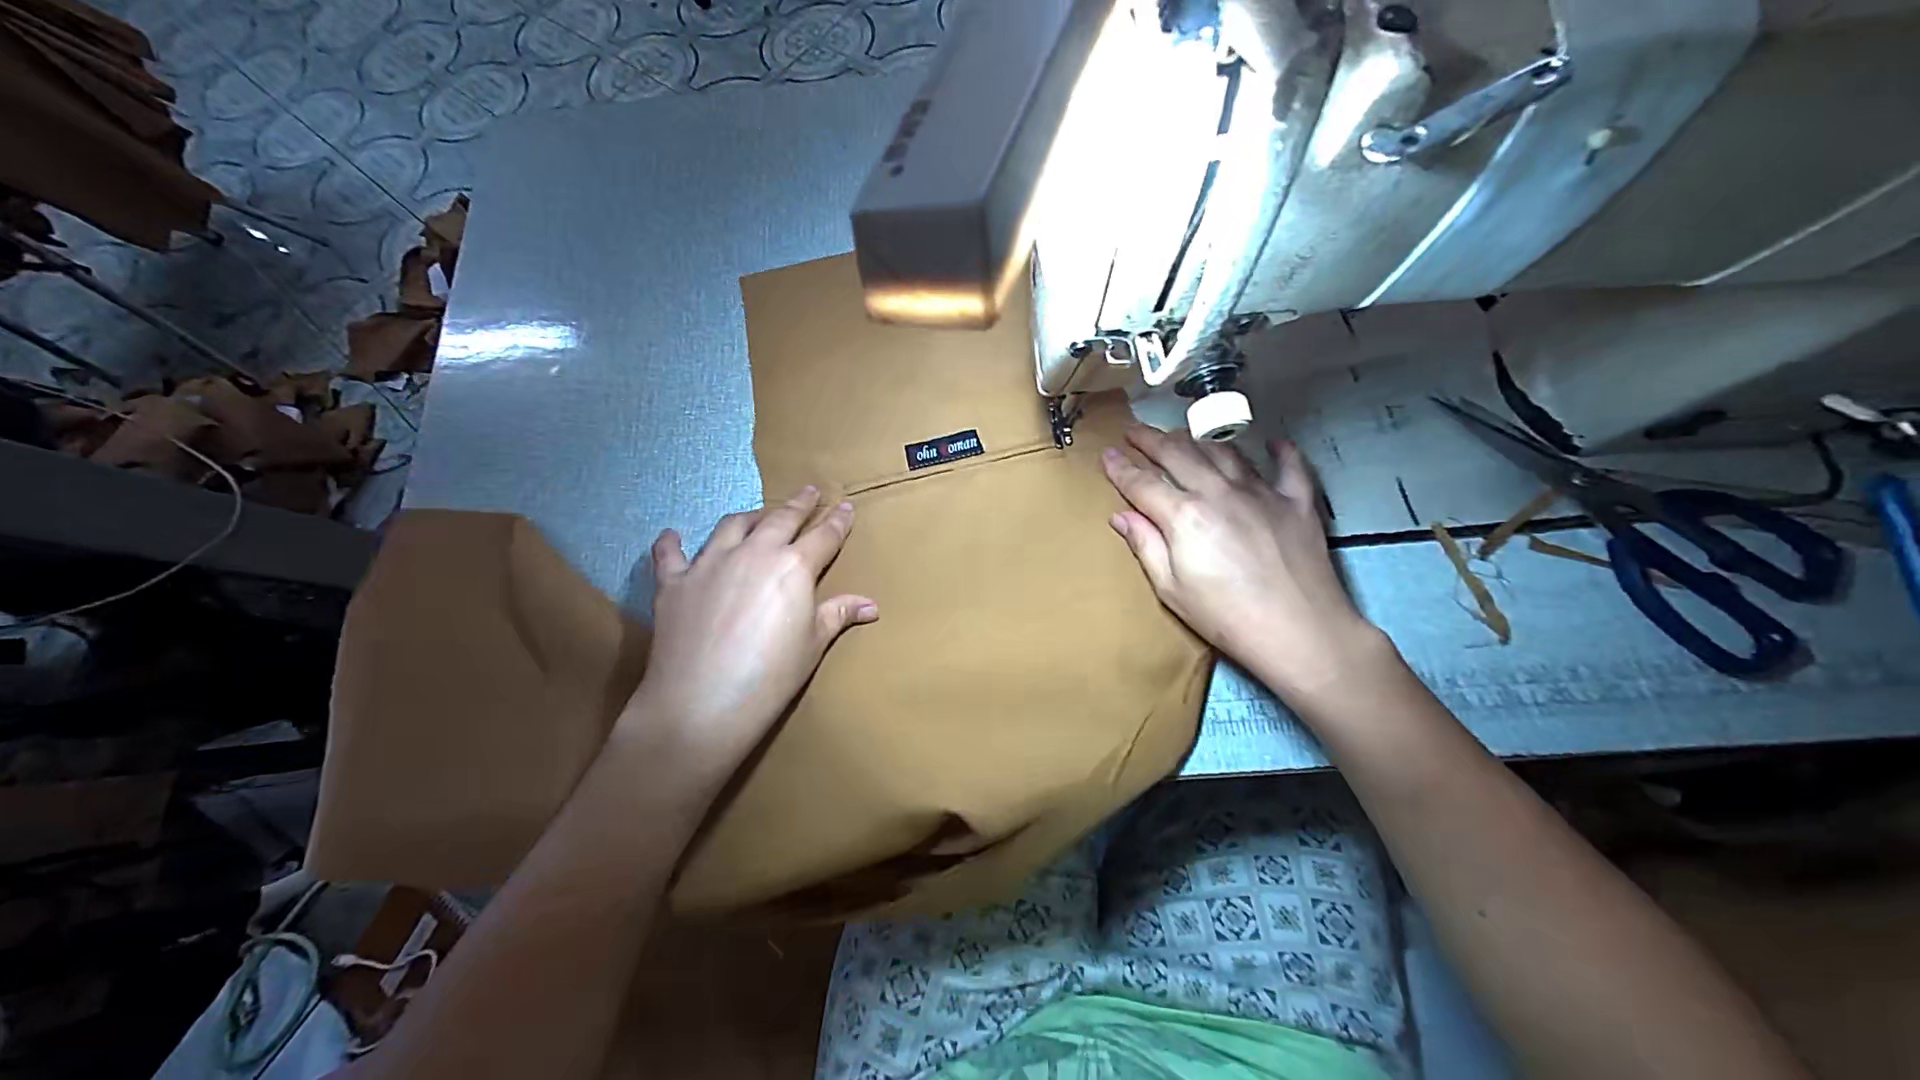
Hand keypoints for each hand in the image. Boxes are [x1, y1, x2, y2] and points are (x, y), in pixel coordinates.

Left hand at [626, 487, 876, 770]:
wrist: (701, 702)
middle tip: (809, 491)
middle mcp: (753, 553)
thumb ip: (837, 615)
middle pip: (781, 519)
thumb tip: (871, 605)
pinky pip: (671, 553)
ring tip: (758, 516)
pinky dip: (672, 542)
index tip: (845, 506)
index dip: (837, 521)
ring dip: (750, 516)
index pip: (824, 536)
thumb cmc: (770, 677)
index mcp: (793, 567)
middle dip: (799, 504)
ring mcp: (710, 563)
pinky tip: (672, 536)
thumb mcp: (812, 646)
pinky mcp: (674, 581)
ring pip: (733, 525)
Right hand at [1101, 426, 1386, 701]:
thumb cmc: (1227, 618)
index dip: (1121, 468)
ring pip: (1224, 452)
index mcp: (1184, 516)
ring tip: (1182, 434)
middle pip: (1179, 455)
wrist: (1299, 632)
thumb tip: (1121, 516)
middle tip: (1135, 430)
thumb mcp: (1171, 590)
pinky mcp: (1296, 502)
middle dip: (1151, 439)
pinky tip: (1272, 443)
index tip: (1108, 454)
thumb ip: (1146, 546)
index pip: (1143, 484)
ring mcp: (1261, 493)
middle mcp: (1220, 493)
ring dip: (1198, 439)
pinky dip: (1279, 452)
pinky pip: (1288, 466)